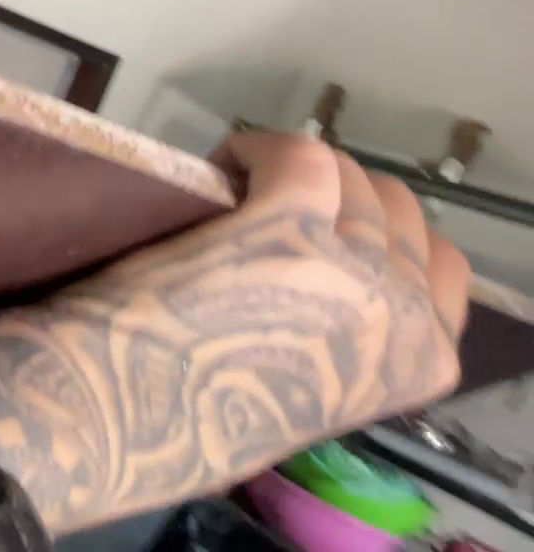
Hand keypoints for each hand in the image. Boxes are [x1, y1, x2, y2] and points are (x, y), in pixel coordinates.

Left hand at [0, 131, 471, 527]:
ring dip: (293, 168)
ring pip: (354, 181)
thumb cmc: (185, 400)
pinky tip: (219, 157)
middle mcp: (408, 317)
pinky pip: (300, 157)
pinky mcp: (283, 231)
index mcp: (421, 363)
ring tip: (231, 180)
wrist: (121, 408)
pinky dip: (258, 146)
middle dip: (334, 191)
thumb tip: (305, 285)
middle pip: (396, 212)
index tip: (308, 217)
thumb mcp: (297, 380)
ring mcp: (353, 272)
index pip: (432, 263)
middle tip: (260, 192)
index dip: (369, 228)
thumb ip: (330, 337)